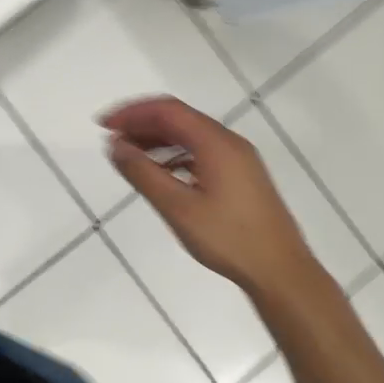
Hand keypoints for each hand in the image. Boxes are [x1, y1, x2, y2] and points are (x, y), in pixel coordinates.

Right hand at [102, 97, 322, 293]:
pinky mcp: (241, 176)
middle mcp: (229, 143)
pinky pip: (201, 152)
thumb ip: (143, 173)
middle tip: (111, 140)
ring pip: (190, 135)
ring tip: (129, 156)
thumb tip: (115, 145)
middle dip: (141, 124)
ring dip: (157, 139)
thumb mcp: (177, 207)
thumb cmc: (227, 239)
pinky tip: (160, 173)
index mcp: (216, 143)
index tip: (103, 125)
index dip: (132, 112)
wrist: (280, 271)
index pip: (167, 110)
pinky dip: (175, 154)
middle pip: (179, 118)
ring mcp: (239, 159)